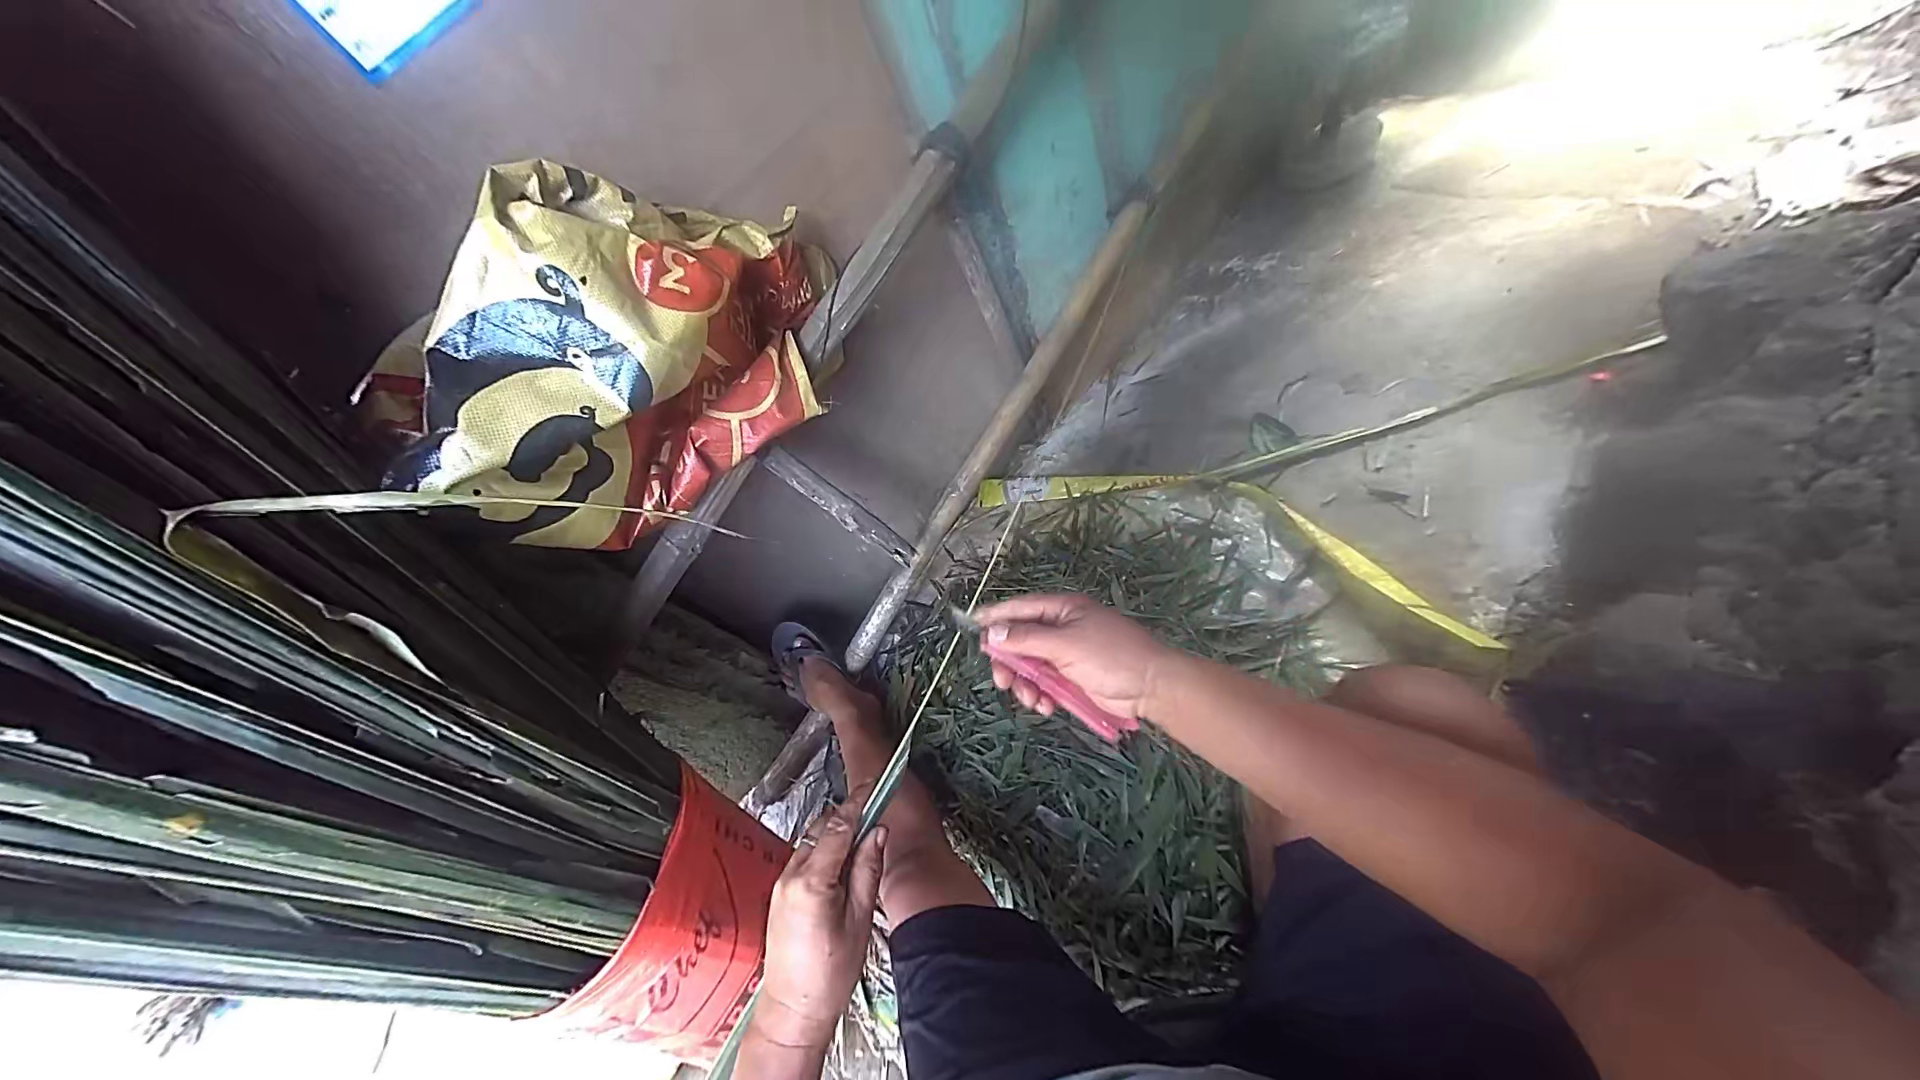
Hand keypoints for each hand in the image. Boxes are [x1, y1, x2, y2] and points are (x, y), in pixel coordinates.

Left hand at [751, 804, 886, 1050]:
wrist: (792, 1010)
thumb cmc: (828, 974)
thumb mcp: (860, 919)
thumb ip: (868, 869)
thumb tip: (878, 832)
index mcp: (812, 881)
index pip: (839, 826)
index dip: (859, 801)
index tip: (874, 784)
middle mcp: (790, 876)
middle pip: (823, 828)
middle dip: (850, 817)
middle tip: (876, 816)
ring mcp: (782, 882)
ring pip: (813, 840)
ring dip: (837, 834)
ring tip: (863, 846)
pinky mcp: (781, 891)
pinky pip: (805, 856)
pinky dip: (825, 850)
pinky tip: (843, 865)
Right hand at [973, 593, 1173, 719]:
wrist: (1151, 687)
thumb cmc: (1111, 656)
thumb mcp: (1065, 644)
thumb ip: (1026, 639)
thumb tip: (992, 632)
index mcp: (1061, 610)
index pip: (1019, 609)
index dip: (994, 618)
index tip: (971, 627)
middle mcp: (1061, 628)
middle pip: (1020, 642)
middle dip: (1010, 663)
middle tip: (1003, 681)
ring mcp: (1067, 654)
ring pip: (1030, 667)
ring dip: (1026, 685)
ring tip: (1033, 700)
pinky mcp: (1073, 678)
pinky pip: (1045, 684)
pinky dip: (1041, 695)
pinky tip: (1046, 707)